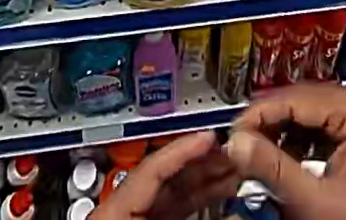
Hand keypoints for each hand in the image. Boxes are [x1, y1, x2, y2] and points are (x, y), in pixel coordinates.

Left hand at [92, 130, 239, 219]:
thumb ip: (192, 212)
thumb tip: (234, 207)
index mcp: (111, 208)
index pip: (153, 165)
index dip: (185, 148)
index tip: (211, 133)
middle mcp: (120, 207)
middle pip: (166, 175)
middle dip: (203, 161)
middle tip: (233, 149)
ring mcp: (132, 218)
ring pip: (173, 192)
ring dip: (205, 180)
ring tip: (234, 168)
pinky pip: (173, 208)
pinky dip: (196, 200)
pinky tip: (219, 192)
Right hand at [226, 84, 345, 219]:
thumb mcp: (321, 203)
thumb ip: (276, 170)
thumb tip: (237, 143)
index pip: (295, 97)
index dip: (258, 115)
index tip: (232, 133)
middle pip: (301, 103)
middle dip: (268, 125)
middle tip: (239, 145)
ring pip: (309, 116)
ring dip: (281, 135)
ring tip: (256, 156)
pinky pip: (322, 130)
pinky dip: (300, 145)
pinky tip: (283, 164)